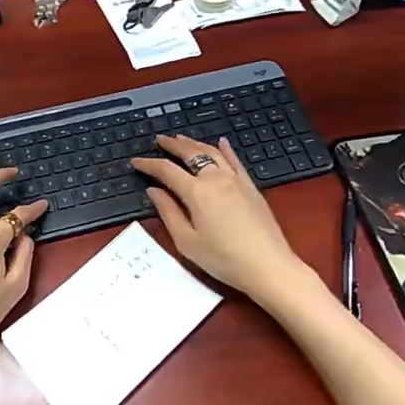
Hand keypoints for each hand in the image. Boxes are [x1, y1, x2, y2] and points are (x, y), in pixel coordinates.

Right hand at [134, 135, 312, 304]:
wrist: (268, 265)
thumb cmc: (224, 259)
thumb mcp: (187, 241)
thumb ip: (168, 212)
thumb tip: (154, 191)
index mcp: (196, 192)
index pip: (166, 170)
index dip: (149, 164)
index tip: (136, 161)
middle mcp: (215, 178)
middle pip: (190, 153)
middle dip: (172, 145)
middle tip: (159, 139)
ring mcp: (236, 180)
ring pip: (212, 152)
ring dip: (194, 143)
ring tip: (181, 138)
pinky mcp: (250, 186)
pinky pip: (235, 160)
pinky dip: (225, 149)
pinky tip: (221, 142)